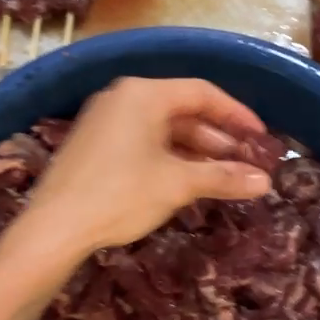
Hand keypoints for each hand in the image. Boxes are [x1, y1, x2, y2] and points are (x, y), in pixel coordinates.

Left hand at [18, 77, 272, 255]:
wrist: (54, 226)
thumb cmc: (120, 195)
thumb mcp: (177, 184)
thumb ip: (222, 177)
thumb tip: (264, 182)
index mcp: (144, 94)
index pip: (202, 93)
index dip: (236, 114)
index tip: (260, 137)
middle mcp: (123, 97)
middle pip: (182, 110)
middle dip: (217, 138)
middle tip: (247, 162)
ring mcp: (105, 119)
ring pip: (162, 128)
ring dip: (195, 150)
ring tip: (224, 176)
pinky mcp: (95, 143)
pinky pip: (142, 140)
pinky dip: (169, 156)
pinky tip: (188, 180)